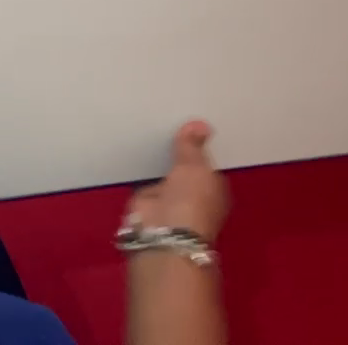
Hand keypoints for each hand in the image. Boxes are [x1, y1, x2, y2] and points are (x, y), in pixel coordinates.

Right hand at [129, 121, 228, 243]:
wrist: (163, 230)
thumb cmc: (191, 200)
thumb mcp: (195, 167)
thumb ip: (192, 145)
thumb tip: (201, 123)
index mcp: (213, 187)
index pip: (207, 161)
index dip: (199, 144)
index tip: (187, 122)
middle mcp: (194, 192)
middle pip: (185, 165)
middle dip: (177, 150)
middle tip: (164, 117)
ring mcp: (170, 196)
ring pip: (165, 170)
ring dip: (158, 157)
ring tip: (147, 124)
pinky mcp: (147, 197)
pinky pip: (144, 174)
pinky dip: (140, 164)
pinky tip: (133, 143)